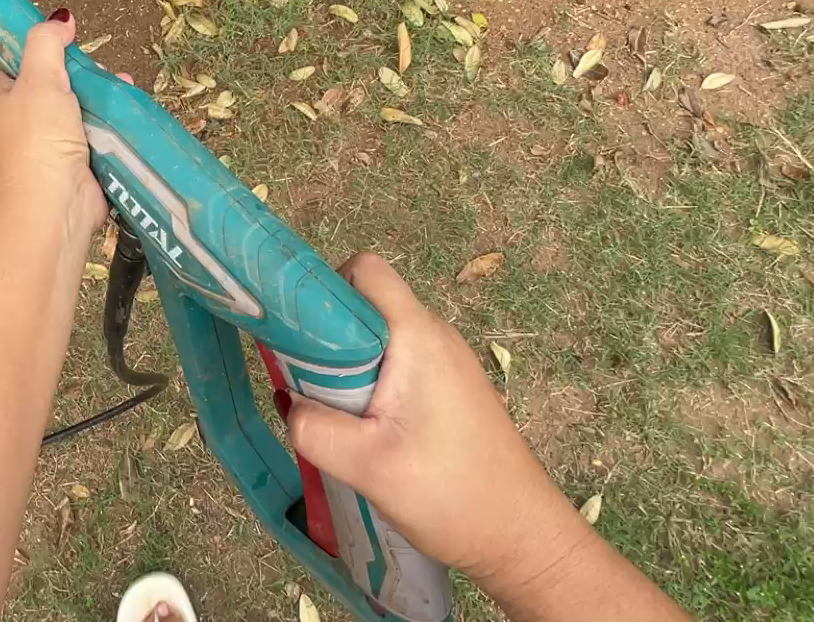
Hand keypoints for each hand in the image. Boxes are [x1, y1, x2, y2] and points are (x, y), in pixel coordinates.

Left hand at [0, 11, 105, 238]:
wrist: (52, 206)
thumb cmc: (38, 138)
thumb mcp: (38, 78)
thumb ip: (47, 42)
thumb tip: (61, 17)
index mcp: (7, 97)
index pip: (24, 64)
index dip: (48, 51)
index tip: (72, 44)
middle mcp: (27, 120)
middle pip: (61, 85)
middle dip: (87, 76)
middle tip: (104, 72)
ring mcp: (55, 145)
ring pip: (85, 110)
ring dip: (106, 99)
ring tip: (125, 88)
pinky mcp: (81, 165)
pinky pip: (101, 137)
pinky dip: (115, 127)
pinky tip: (131, 116)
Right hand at [286, 254, 597, 597]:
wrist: (527, 544)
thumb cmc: (453, 497)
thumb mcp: (369, 468)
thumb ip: (315, 430)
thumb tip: (287, 402)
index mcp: (417, 335)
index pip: (365, 270)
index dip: (325, 286)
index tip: (300, 329)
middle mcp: (434, 334)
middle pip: (365, 302)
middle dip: (326, 331)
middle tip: (306, 377)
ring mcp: (445, 359)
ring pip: (376, 333)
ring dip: (345, 360)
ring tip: (332, 407)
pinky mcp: (448, 385)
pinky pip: (395, 358)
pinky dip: (368, 377)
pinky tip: (364, 425)